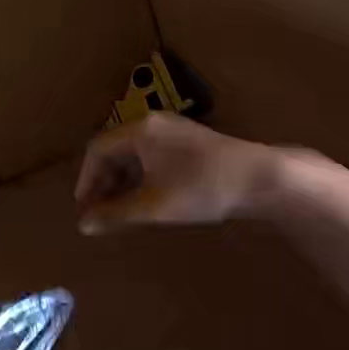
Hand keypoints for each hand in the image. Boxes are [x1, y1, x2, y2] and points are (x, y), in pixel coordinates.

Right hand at [73, 113, 288, 233]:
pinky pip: (152, 155)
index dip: (86, 179)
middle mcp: (152, 123)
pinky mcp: (190, 141)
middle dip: (103, 180)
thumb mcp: (154, 205)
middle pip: (114, 150)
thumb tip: (83, 225)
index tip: (84, 206)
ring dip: (122, 180)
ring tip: (121, 207)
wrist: (265, 179)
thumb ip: (115, 214)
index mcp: (138, 130)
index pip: (97, 150)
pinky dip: (141, 175)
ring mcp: (173, 130)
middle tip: (100, 209)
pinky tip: (147, 196)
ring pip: (133, 154)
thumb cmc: (203, 188)